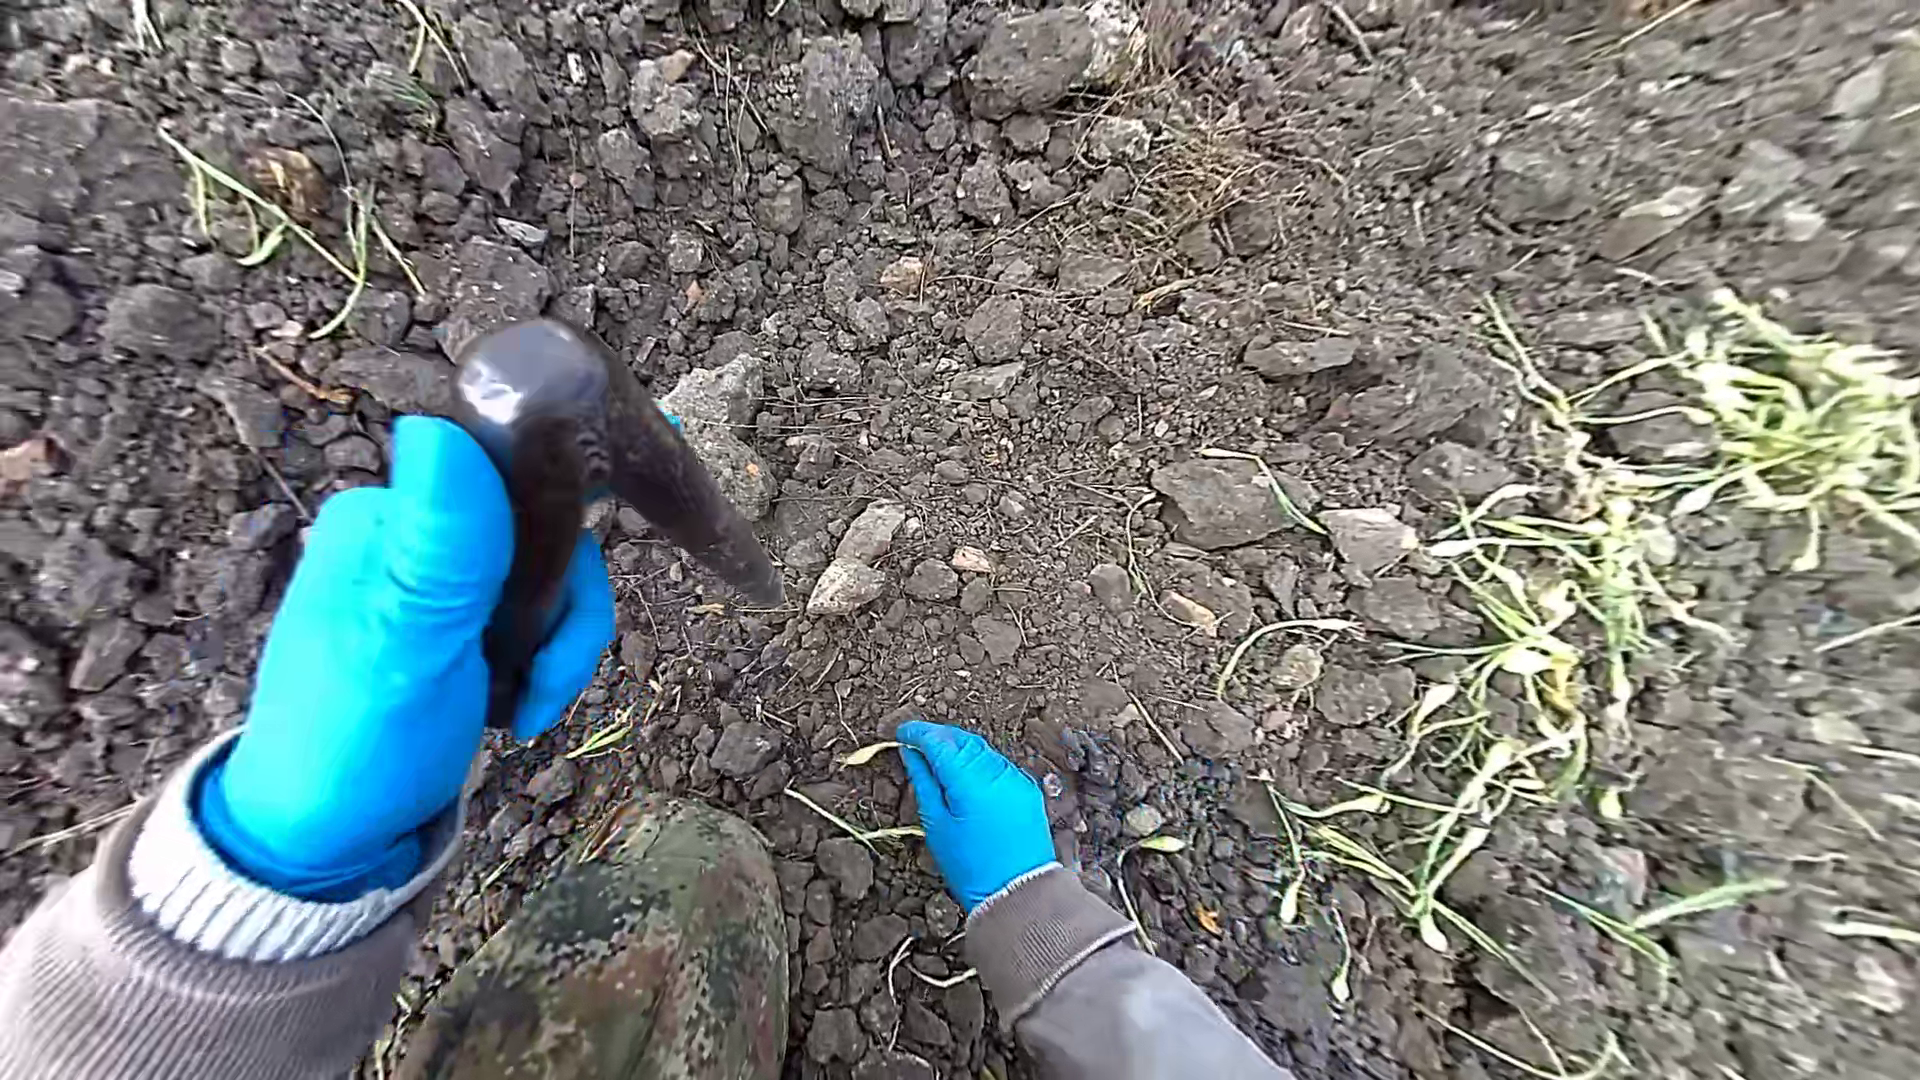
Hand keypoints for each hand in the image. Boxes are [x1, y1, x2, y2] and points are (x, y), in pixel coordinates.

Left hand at [197, 416, 614, 898]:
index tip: (568, 604)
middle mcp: (434, 534)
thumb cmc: (360, 741)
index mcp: (398, 520)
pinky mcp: (485, 613)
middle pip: (561, 540)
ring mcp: (463, 575)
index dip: (565, 537)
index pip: (523, 488)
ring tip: (531, 706)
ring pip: (571, 582)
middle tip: (545, 679)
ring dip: (568, 649)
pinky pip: (561, 615)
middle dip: (569, 618)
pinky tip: (525, 705)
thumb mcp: (406, 648)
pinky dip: (559, 662)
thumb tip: (440, 427)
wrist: (345, 828)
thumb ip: (440, 548)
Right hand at [896, 720, 1056, 911]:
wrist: (1019, 894)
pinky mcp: (1026, 786)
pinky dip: (979, 761)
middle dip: (938, 736)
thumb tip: (911, 754)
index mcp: (969, 781)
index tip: (903, 732)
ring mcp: (1014, 777)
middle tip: (916, 743)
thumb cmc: (972, 867)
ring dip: (958, 747)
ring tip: (938, 759)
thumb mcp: (937, 825)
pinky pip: (997, 762)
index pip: (939, 742)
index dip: (918, 733)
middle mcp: (996, 772)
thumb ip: (923, 782)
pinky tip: (966, 774)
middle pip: (961, 738)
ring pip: (980, 747)